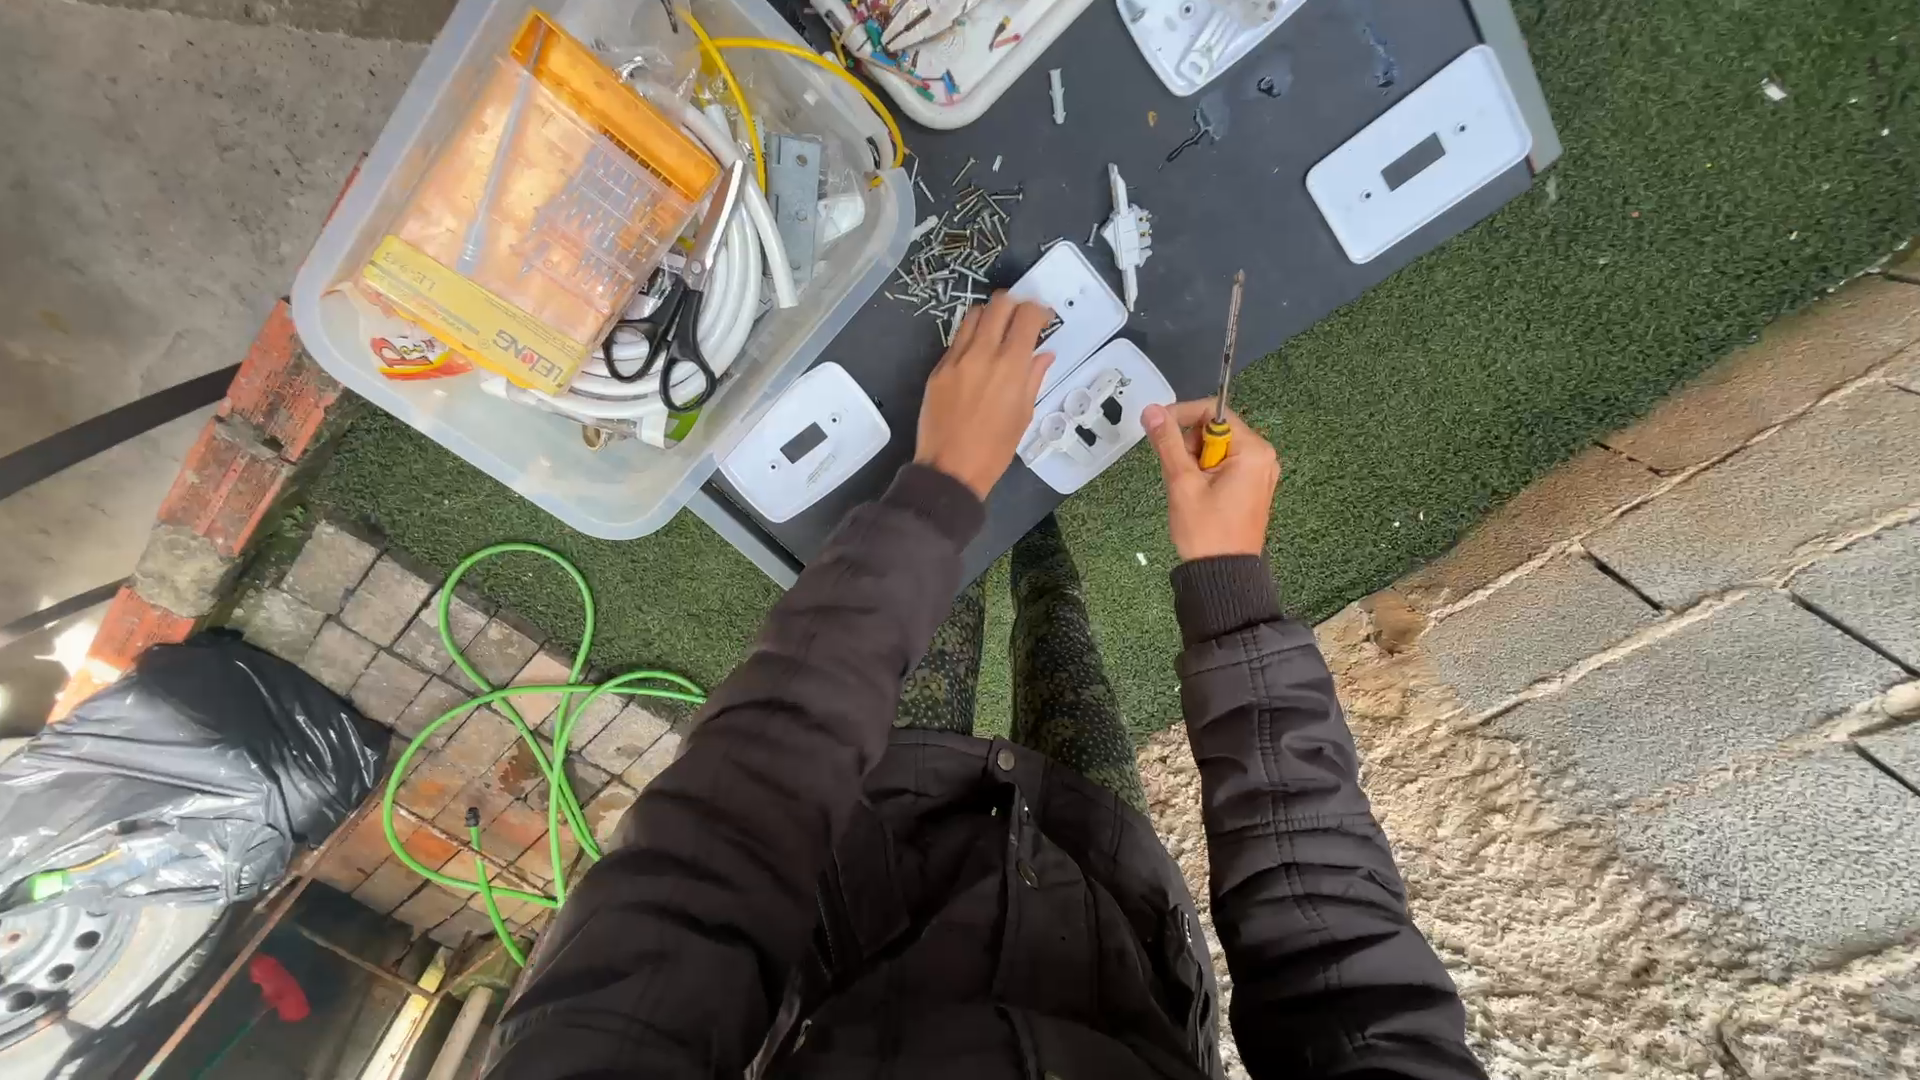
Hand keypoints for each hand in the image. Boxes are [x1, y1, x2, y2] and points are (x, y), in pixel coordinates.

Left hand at [914, 291, 1055, 498]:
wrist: (949, 469)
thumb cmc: (994, 450)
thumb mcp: (1023, 416)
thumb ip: (1033, 378)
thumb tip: (1043, 355)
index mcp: (1010, 367)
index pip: (1027, 316)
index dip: (1039, 311)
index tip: (1043, 319)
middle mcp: (982, 354)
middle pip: (999, 304)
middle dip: (1014, 304)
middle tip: (1020, 318)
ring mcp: (955, 360)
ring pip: (973, 315)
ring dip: (990, 314)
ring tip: (997, 329)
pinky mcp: (937, 370)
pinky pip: (956, 340)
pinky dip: (970, 337)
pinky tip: (977, 353)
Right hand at [1141, 400, 1279, 560]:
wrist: (1223, 574)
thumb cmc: (1204, 530)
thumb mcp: (1182, 482)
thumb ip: (1167, 442)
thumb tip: (1152, 410)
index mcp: (1253, 450)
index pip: (1213, 411)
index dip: (1181, 415)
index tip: (1157, 429)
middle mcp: (1263, 456)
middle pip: (1216, 429)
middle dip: (1189, 444)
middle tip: (1177, 472)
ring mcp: (1260, 473)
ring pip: (1218, 448)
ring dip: (1194, 460)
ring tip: (1186, 487)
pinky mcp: (1252, 488)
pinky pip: (1225, 465)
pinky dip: (1205, 472)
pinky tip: (1196, 493)